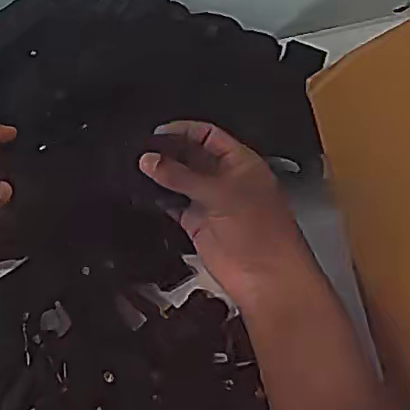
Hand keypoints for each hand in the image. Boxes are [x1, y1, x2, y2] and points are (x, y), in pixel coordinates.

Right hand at [139, 121, 323, 312]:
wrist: (267, 279)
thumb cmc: (265, 234)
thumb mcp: (221, 193)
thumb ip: (182, 175)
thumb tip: (151, 160)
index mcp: (241, 163)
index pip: (208, 134)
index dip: (184, 130)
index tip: (159, 132)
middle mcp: (226, 180)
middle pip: (191, 156)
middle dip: (169, 152)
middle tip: (145, 151)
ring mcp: (212, 203)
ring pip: (181, 181)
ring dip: (163, 176)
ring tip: (142, 170)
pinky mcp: (199, 225)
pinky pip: (174, 206)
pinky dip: (161, 201)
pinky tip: (148, 195)